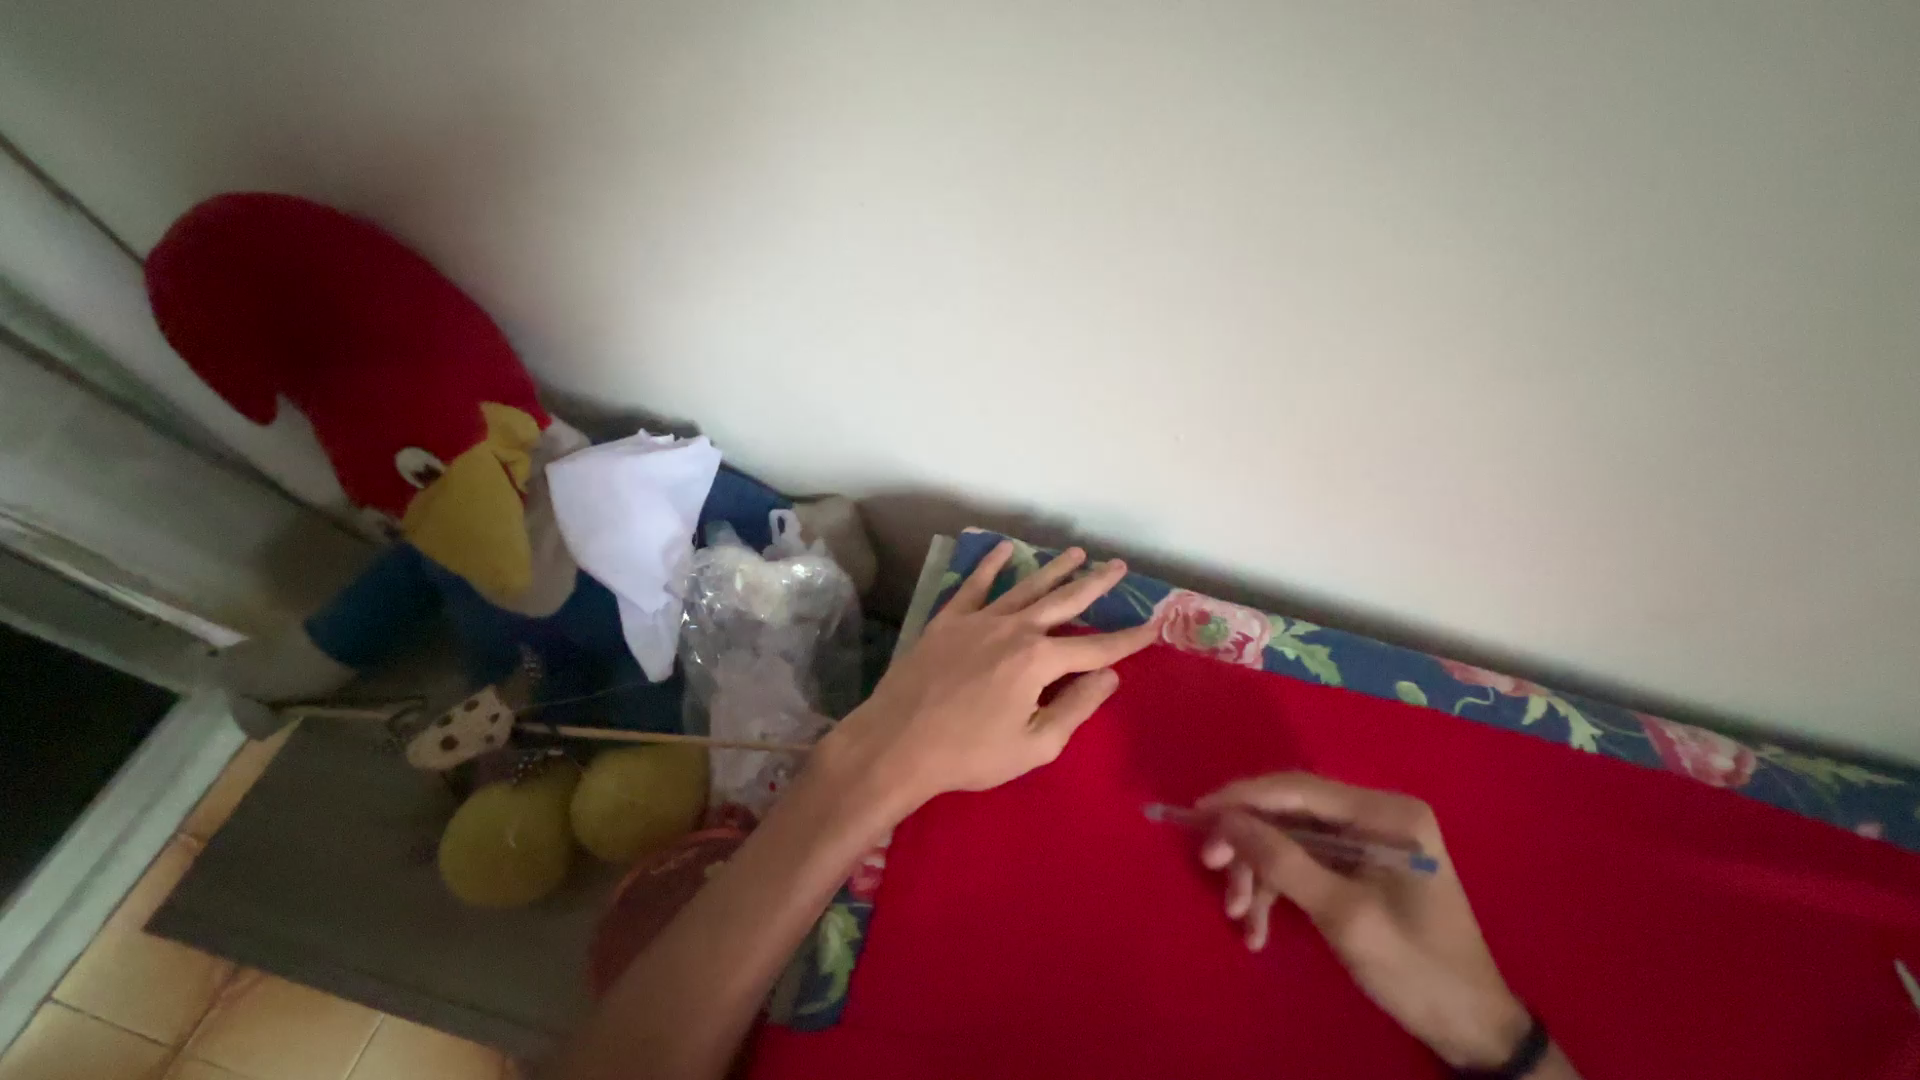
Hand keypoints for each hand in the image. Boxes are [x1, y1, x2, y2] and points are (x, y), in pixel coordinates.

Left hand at [822, 540, 1158, 817]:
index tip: (1153, 625)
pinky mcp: (947, 621)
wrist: (897, 743)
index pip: (1096, 648)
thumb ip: (1075, 708)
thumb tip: (1109, 677)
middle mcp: (1014, 629)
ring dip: (1054, 569)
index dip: (1128, 639)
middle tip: (1119, 566)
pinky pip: (974, 585)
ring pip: (1025, 587)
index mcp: (1039, 661)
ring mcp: (978, 620)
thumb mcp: (1035, 745)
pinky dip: (990, 565)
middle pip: (1064, 601)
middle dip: (1096, 584)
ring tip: (1077, 552)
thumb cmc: (970, 754)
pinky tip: (1003, 549)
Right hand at [1196, 773, 1533, 1070]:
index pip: (1298, 789)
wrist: (1473, 1028)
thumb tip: (1224, 819)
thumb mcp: (1343, 914)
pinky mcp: (1359, 866)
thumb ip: (1282, 860)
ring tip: (1241, 918)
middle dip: (1249, 845)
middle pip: (1289, 814)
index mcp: (1385, 813)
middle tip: (1213, 869)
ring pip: (1289, 840)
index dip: (1243, 798)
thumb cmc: (1416, 967)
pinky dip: (1278, 891)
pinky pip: (1303, 863)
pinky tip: (1260, 929)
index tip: (1197, 813)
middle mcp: (1376, 814)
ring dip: (1259, 875)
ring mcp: (1368, 840)